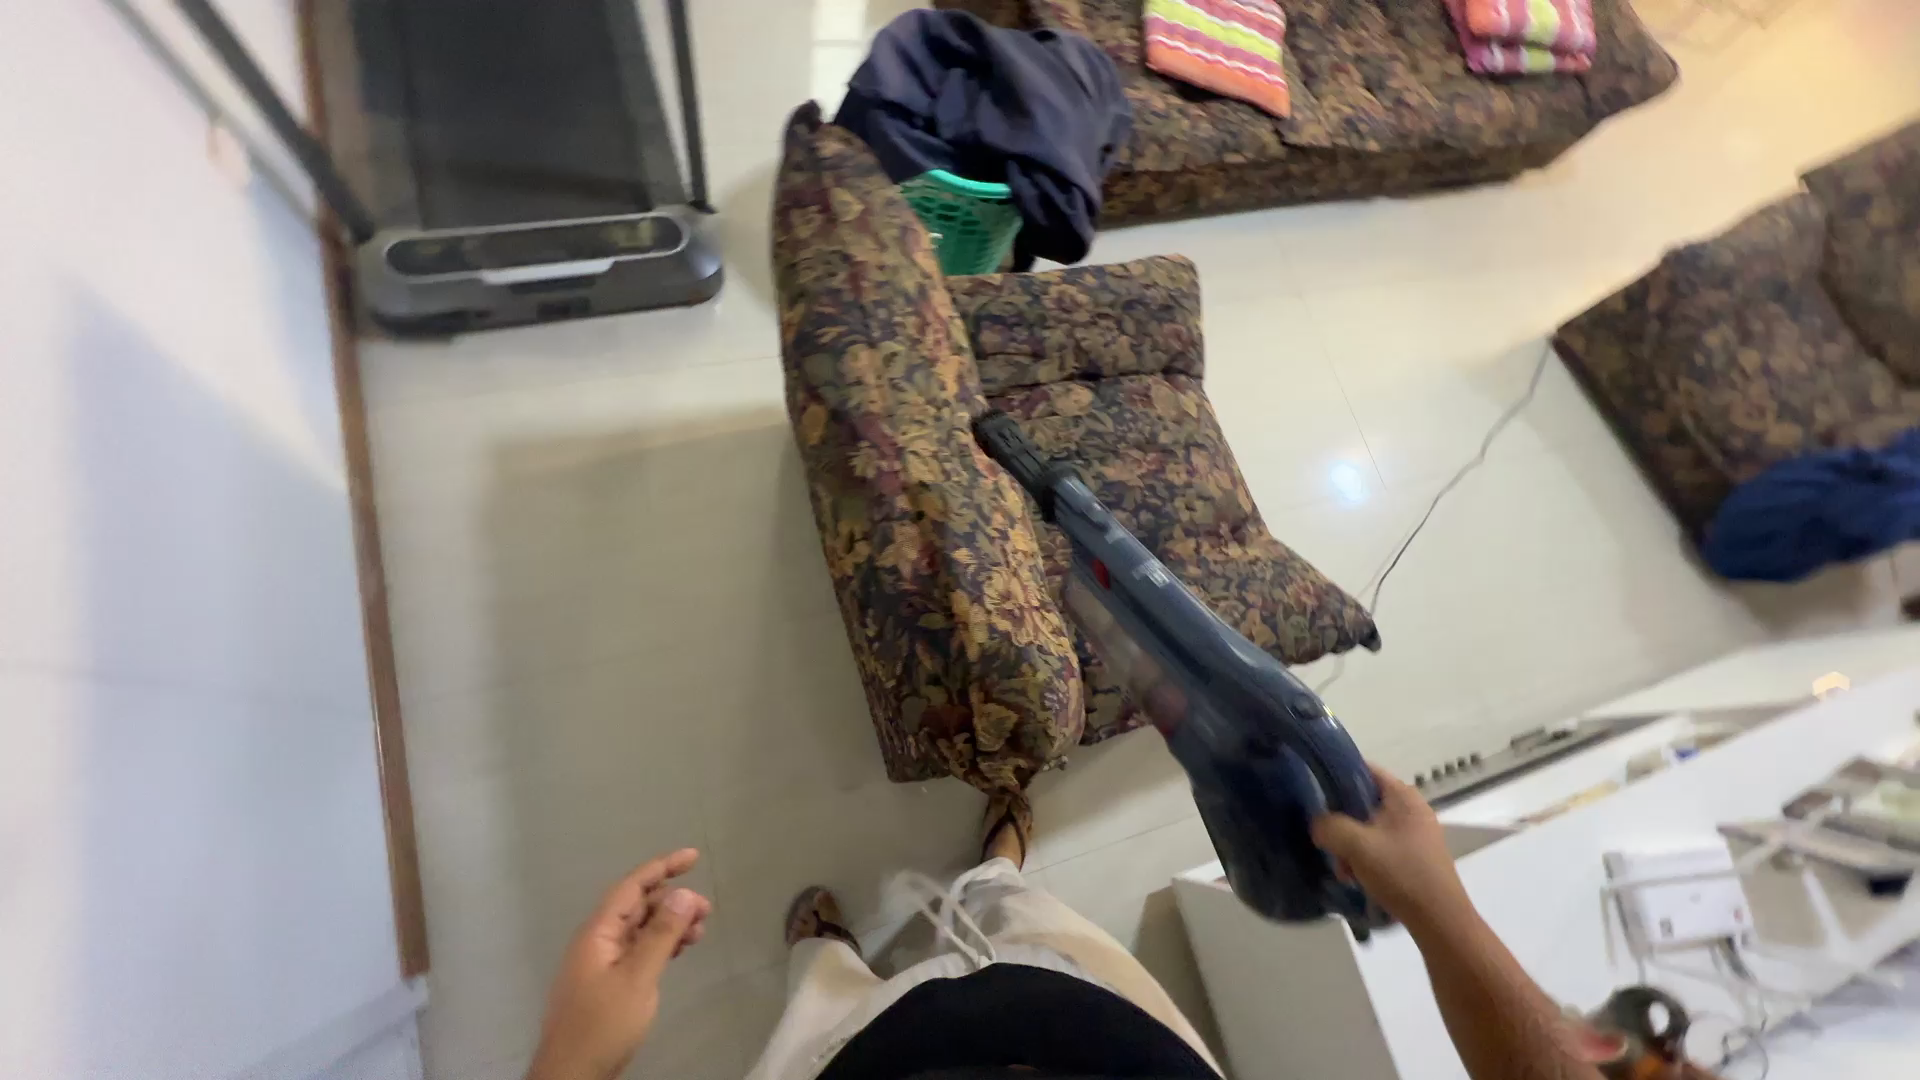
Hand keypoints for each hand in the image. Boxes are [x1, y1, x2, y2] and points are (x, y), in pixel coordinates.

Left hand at [526, 849, 712, 1079]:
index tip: (693, 857)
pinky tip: (679, 950)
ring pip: (640, 928)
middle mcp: (597, 941)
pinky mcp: (607, 983)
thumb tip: (684, 893)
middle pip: (638, 906)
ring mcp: (601, 963)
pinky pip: (638, 948)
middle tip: (706, 911)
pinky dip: (661, 944)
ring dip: (670, 923)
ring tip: (699, 933)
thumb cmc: (602, 1025)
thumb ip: (662, 933)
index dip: (663, 867)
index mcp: (598, 933)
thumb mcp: (638, 978)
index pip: (632, 886)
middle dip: (673, 900)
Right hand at [1310, 763, 1474, 935]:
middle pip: (1361, 799)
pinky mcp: (1413, 855)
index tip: (1311, 788)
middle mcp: (1411, 808)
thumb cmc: (1401, 875)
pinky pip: (1378, 843)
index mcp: (1402, 796)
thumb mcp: (1356, 845)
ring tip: (1342, 866)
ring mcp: (1414, 833)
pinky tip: (1355, 875)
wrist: (1441, 924)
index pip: (1361, 768)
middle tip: (1325, 836)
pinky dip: (1363, 856)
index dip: (1333, 774)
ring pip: (1367, 824)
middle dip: (1339, 819)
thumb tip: (1317, 825)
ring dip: (1349, 843)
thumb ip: (1328, 825)